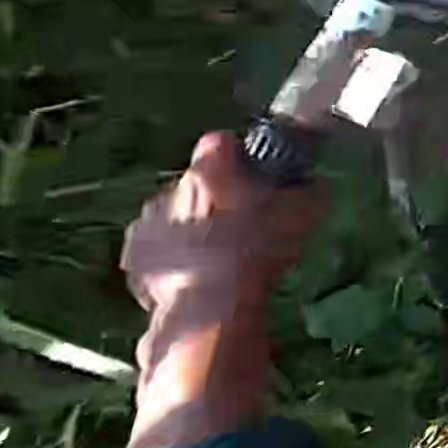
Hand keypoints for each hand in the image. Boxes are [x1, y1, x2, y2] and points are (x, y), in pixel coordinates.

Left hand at [120, 132, 325, 447]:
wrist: (212, 307)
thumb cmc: (263, 248)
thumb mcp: (308, 212)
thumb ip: (309, 188)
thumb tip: (313, 180)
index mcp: (210, 172)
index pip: (221, 140)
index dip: (245, 150)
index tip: (264, 166)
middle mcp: (168, 190)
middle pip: (199, 178)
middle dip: (222, 190)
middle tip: (253, 211)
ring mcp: (144, 225)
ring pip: (178, 210)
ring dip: (199, 219)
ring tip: (229, 244)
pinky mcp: (134, 257)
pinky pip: (162, 242)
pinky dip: (181, 248)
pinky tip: (207, 266)